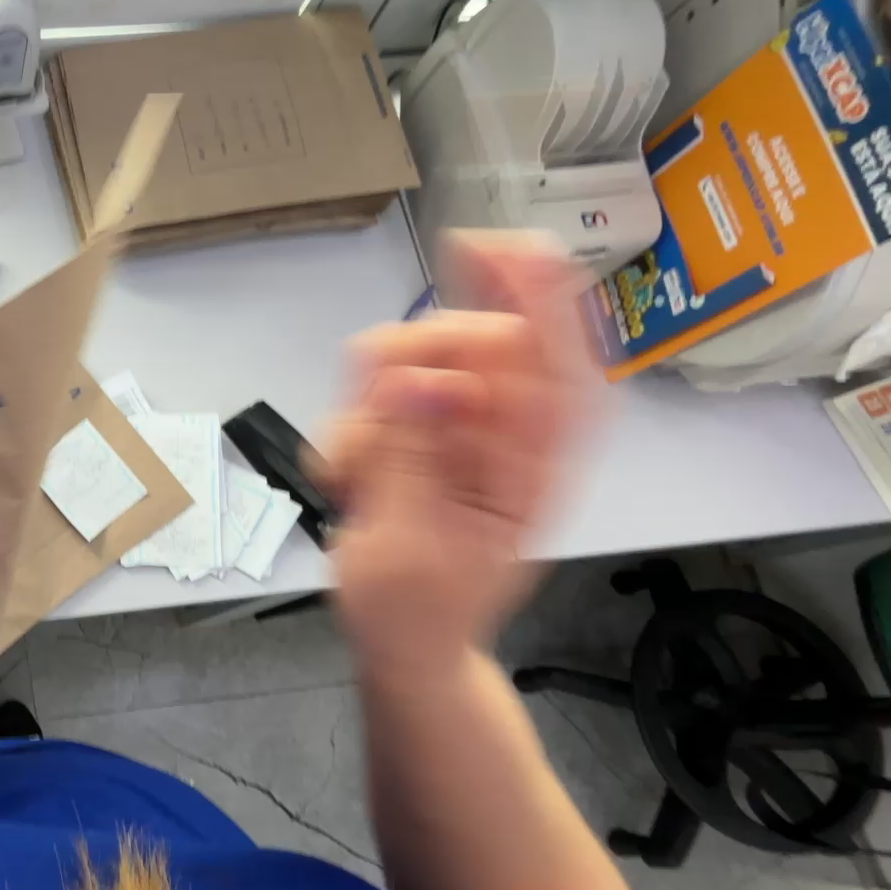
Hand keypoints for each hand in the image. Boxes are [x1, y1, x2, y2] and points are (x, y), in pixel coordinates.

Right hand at [317, 231, 599, 674]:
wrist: (400, 641)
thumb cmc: (421, 609)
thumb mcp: (412, 542)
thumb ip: (410, 458)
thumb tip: (406, 378)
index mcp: (535, 454)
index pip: (549, 349)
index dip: (525, 288)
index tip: (476, 248)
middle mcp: (497, 427)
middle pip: (457, 341)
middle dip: (400, 374)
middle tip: (374, 422)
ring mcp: (445, 431)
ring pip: (394, 369)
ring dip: (359, 421)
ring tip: (353, 484)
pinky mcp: (403, 439)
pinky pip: (361, 406)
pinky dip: (341, 441)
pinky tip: (345, 486)